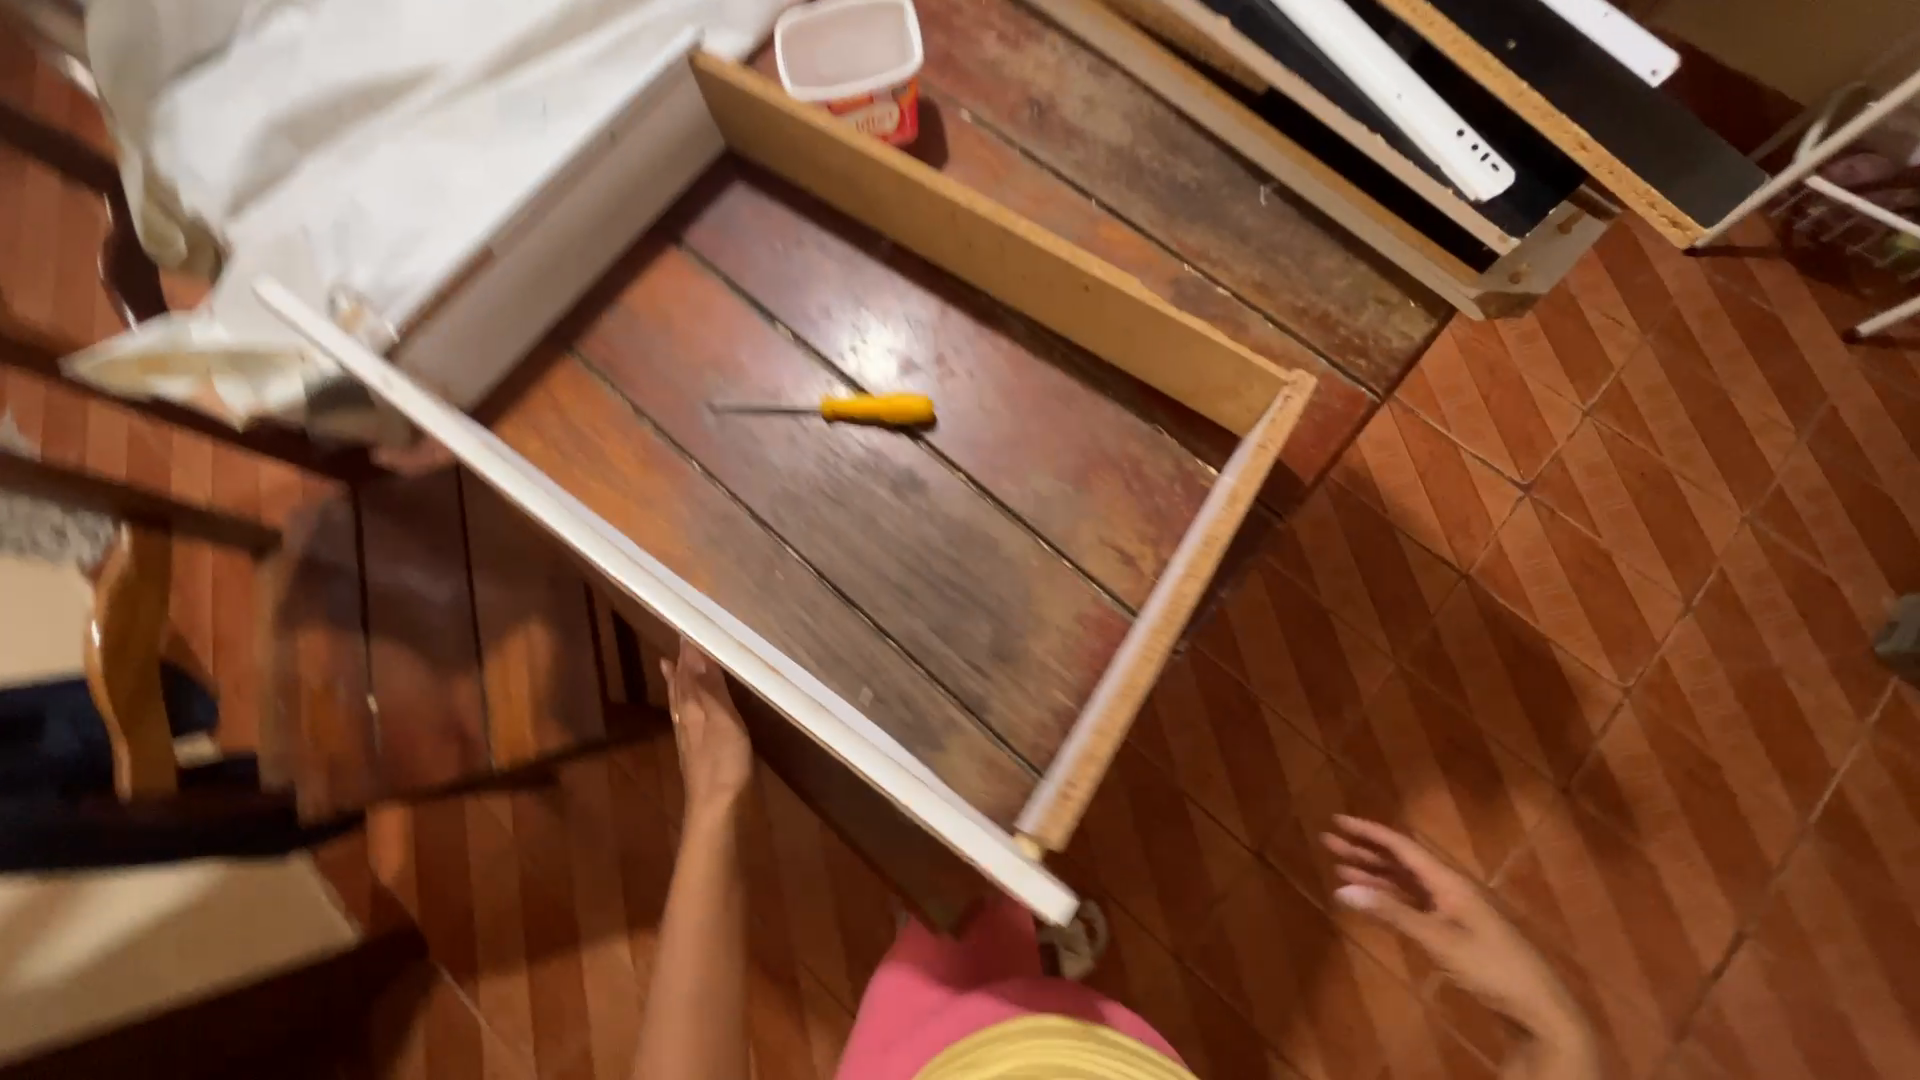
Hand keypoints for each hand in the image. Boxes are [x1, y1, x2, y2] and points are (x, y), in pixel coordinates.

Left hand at [661, 639, 753, 821]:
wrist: (718, 810)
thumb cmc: (723, 762)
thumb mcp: (721, 720)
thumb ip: (710, 688)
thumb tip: (695, 654)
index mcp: (691, 711)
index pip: (686, 676)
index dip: (687, 655)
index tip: (686, 631)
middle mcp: (686, 722)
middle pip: (679, 689)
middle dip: (680, 667)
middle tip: (676, 647)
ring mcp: (690, 741)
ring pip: (680, 706)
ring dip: (678, 685)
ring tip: (671, 668)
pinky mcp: (698, 756)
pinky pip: (687, 721)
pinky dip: (685, 708)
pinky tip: (689, 713)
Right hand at [1322, 816, 1583, 1040]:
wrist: (1540, 1009)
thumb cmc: (1491, 967)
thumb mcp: (1438, 939)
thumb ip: (1390, 913)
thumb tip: (1342, 890)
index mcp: (1449, 881)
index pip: (1402, 846)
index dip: (1368, 831)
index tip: (1337, 820)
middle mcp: (1450, 887)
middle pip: (1401, 860)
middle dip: (1365, 850)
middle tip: (1328, 841)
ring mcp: (1454, 909)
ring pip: (1406, 882)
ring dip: (1374, 874)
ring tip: (1340, 868)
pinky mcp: (1455, 929)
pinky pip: (1414, 902)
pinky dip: (1389, 897)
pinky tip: (1371, 899)